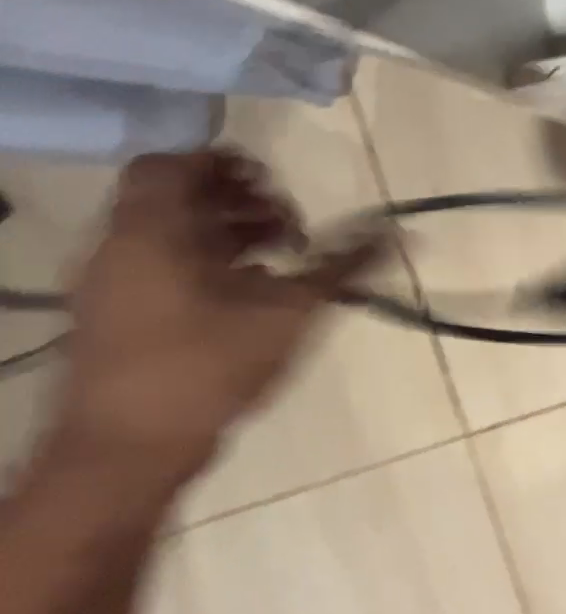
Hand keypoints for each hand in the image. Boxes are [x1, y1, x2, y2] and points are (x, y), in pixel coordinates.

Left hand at [59, 150, 385, 481]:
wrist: (129, 449)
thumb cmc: (208, 368)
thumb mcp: (291, 311)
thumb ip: (345, 265)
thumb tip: (403, 233)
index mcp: (150, 235)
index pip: (172, 165)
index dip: (227, 164)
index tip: (280, 187)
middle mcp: (121, 248)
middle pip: (177, 196)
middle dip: (241, 200)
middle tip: (294, 225)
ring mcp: (114, 283)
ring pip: (172, 230)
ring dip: (231, 231)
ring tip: (286, 255)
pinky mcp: (120, 313)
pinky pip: (165, 262)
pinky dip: (213, 259)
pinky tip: (259, 286)